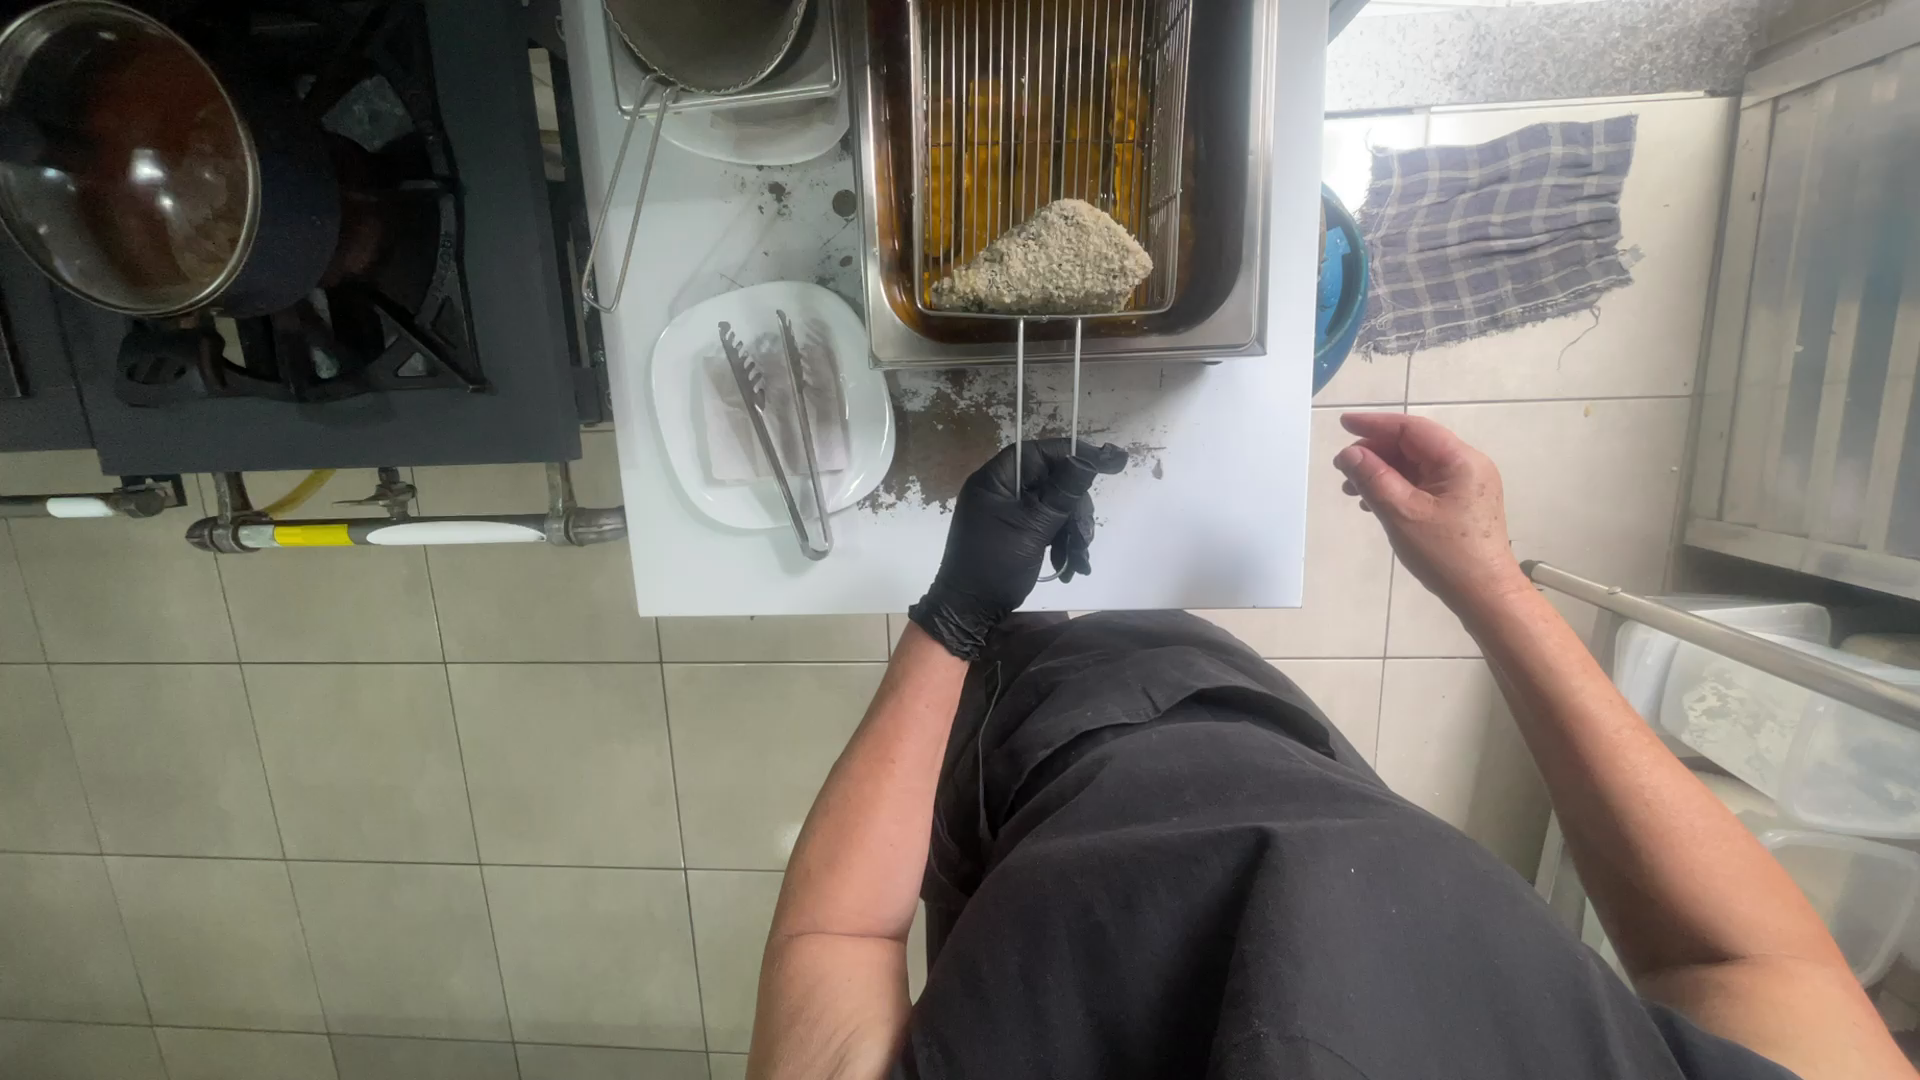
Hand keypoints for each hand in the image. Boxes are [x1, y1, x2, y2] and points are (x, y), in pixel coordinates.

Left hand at [909, 438, 1127, 658]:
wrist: (969, 611)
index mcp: (995, 480)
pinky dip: (1061, 542)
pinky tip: (1071, 566)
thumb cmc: (995, 565)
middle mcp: (1000, 490)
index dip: (1072, 454)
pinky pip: (1046, 525)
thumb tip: (1088, 458)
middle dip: (1075, 510)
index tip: (1107, 461)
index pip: (1038, 451)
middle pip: (1052, 481)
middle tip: (1085, 537)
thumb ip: (1063, 491)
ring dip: (1071, 532)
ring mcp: (1007, 512)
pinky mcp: (1015, 532)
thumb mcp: (1033, 527)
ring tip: (1078, 560)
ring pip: (1054, 506)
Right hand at [1332, 413, 1530, 622]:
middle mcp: (1467, 465)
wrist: (1483, 592)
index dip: (1375, 424)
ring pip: (1415, 464)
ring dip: (1382, 471)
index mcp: (1459, 461)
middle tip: (1343, 468)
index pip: (1412, 429)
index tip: (1343, 424)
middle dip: (1375, 452)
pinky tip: (1374, 501)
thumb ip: (1373, 478)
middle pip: (1413, 445)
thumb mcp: (1401, 513)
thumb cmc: (1444, 553)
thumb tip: (1349, 454)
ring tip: (1352, 489)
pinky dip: (1395, 485)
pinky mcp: (1459, 501)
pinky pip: (1422, 482)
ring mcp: (1465, 484)